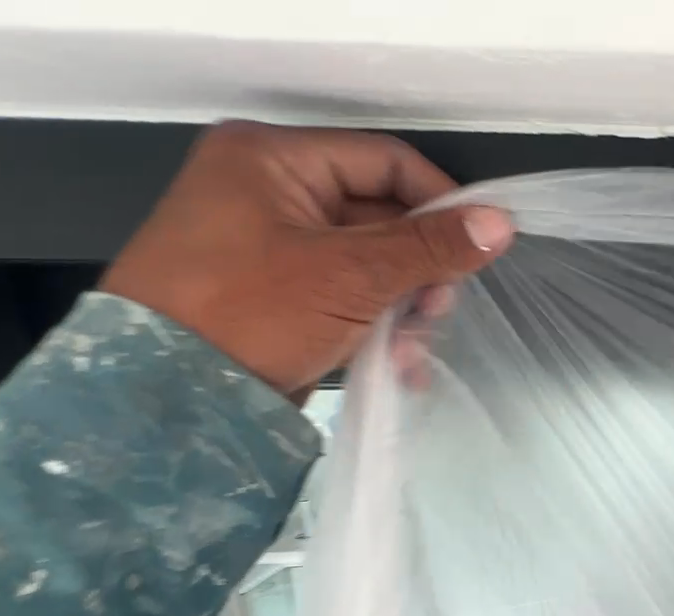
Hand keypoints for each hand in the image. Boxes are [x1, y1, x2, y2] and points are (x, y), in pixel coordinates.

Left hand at [101, 121, 514, 397]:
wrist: (173, 396)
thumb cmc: (249, 314)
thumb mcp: (351, 275)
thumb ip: (430, 247)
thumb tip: (500, 223)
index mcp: (274, 159)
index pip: (388, 163)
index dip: (442, 203)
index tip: (480, 251)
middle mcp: (274, 191)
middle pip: (387, 217)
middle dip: (423, 272)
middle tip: (438, 311)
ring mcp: (278, 244)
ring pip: (378, 264)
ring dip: (409, 308)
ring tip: (414, 350)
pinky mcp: (286, 292)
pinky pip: (355, 296)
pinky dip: (383, 326)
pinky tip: (401, 363)